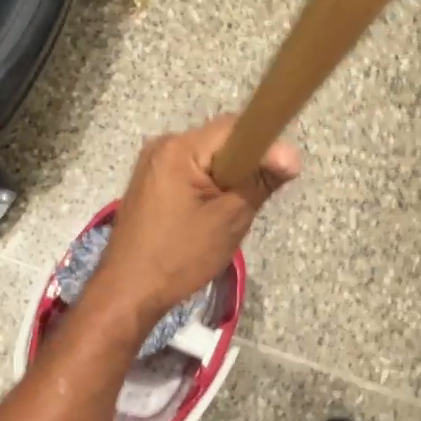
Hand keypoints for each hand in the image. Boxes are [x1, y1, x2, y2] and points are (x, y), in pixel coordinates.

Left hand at [84, 116, 300, 326]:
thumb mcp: (229, 220)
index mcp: (179, 148)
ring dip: (225, 182)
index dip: (263, 145)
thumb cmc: (179, 256)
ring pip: (206, 161)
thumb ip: (260, 182)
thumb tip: (293, 156)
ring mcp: (151, 166)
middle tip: (251, 203)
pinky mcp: (149, 185)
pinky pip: (189, 175)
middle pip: (219, 143)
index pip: (234, 127)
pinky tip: (206, 220)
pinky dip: (206, 191)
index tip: (278, 174)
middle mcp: (161, 147)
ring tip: (228, 217)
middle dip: (242, 168)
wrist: (128, 292)